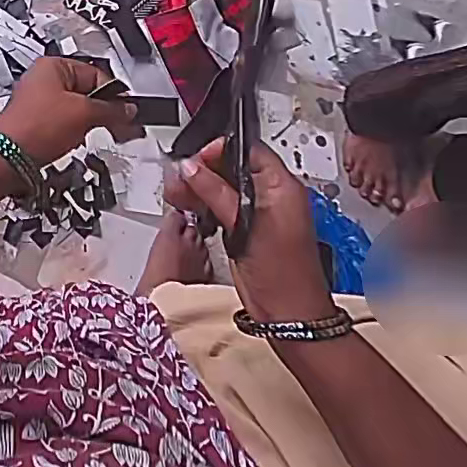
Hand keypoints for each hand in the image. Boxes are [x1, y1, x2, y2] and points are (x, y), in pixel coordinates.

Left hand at [0, 57, 136, 164]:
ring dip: (88, 122)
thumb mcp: (84, 113)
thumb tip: (127, 109)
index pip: (96, 73)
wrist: (9, 157)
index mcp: (52, 66)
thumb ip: (111, 110)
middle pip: (87, 92)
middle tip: (117, 124)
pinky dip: (74, 132)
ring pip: (76, 109)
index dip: (114, 93)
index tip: (126, 109)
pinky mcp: (37, 123)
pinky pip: (65, 123)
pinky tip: (74, 140)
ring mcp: (39, 102)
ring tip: (89, 132)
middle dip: (102, 110)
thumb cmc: (34, 127)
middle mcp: (43, 81)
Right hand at [165, 138, 333, 322]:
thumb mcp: (244, 226)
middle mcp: (270, 196)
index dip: (220, 151)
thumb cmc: (283, 275)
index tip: (197, 161)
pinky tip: (188, 206)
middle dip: (202, 170)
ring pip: (221, 185)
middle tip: (181, 179)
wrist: (288, 316)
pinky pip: (220, 204)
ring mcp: (256, 212)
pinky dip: (203, 203)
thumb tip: (191, 167)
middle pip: (231, 166)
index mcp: (282, 188)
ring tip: (178, 193)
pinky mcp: (243, 227)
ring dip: (197, 187)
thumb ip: (216, 192)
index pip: (249, 150)